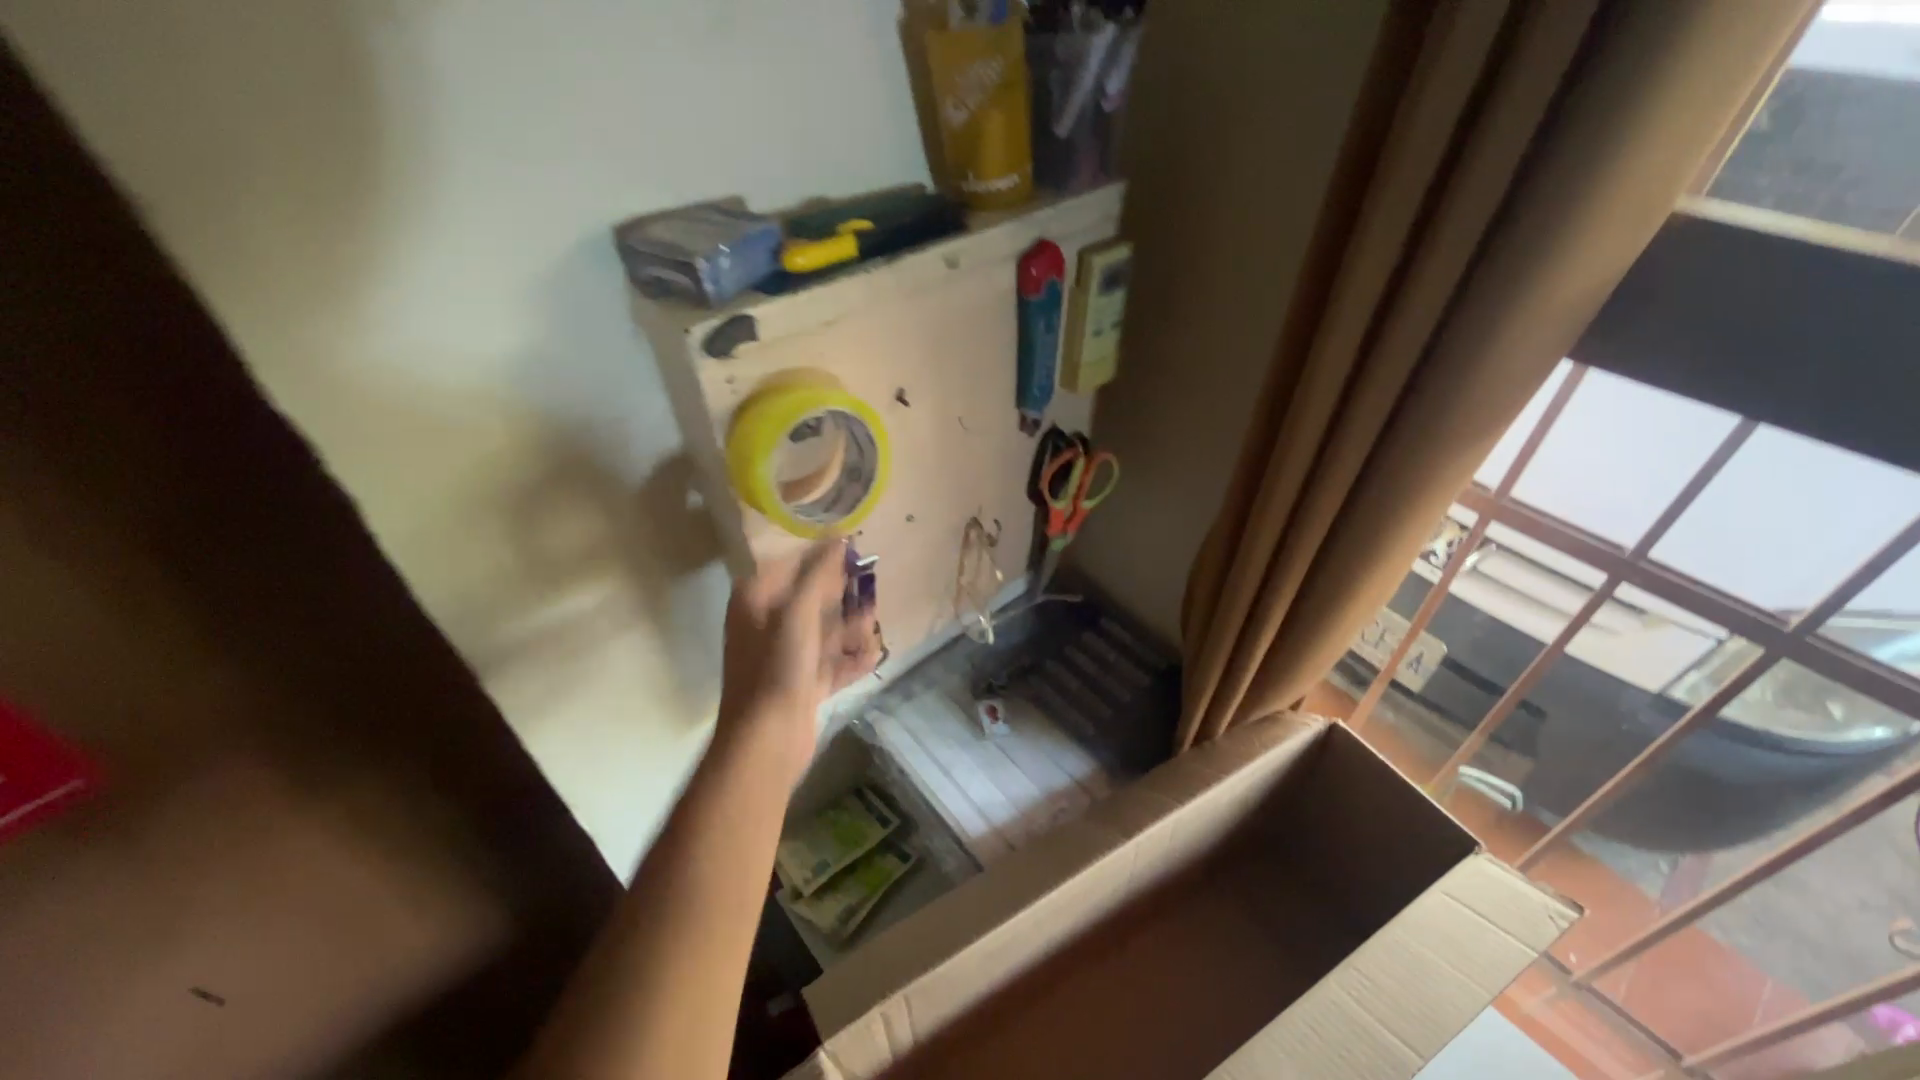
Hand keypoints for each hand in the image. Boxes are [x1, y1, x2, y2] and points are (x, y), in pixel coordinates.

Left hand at [716, 539, 881, 784]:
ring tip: (871, 634)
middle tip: (870, 597)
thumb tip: (840, 536)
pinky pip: (833, 661)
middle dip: (846, 597)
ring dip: (853, 629)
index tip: (859, 553)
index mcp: (756, 599)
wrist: (767, 740)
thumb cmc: (777, 667)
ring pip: (827, 630)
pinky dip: (852, 659)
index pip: (793, 563)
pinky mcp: (803, 682)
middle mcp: (767, 622)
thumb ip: (819, 573)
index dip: (825, 557)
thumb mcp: (797, 612)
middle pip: (815, 597)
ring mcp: (786, 655)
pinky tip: (872, 656)